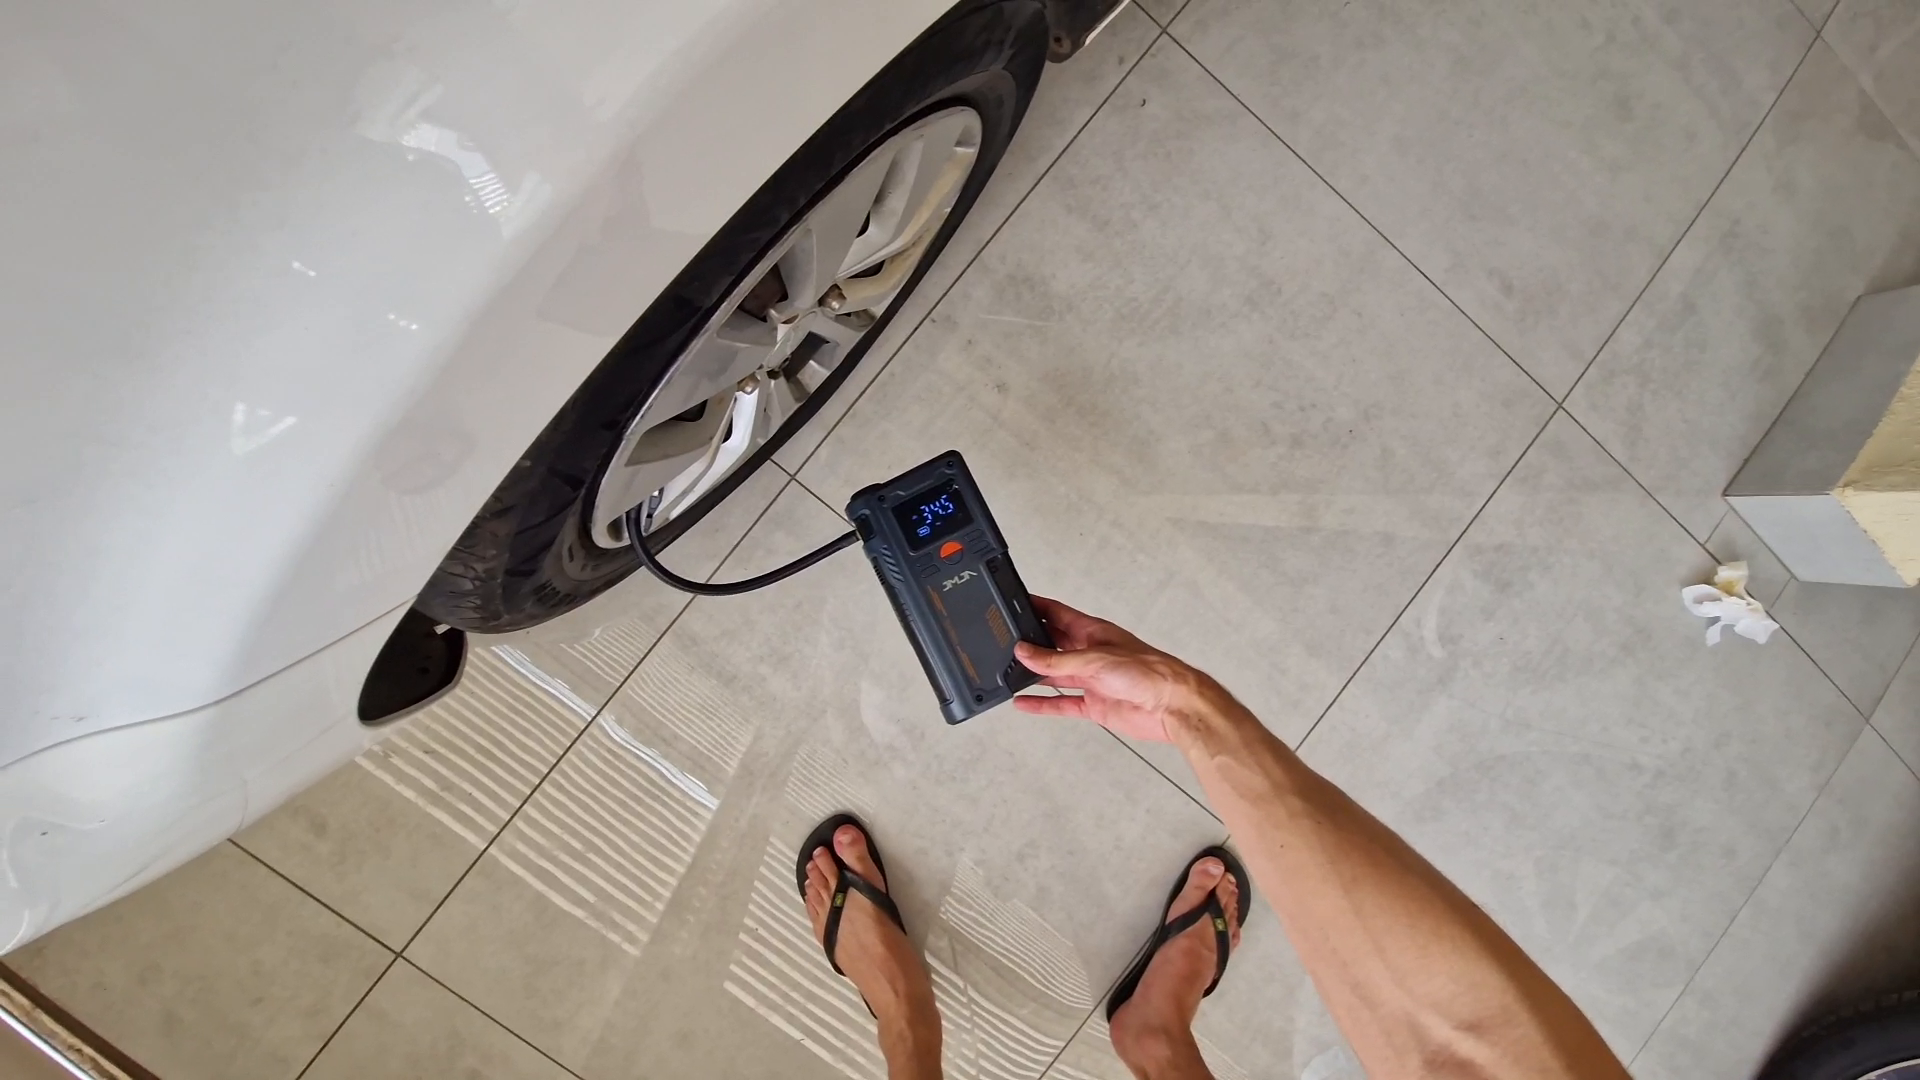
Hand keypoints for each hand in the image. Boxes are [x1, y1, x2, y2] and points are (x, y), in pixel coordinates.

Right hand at [1013, 597, 1223, 742]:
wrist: (1172, 707)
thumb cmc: (1149, 672)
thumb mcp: (1095, 659)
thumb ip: (1056, 660)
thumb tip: (1025, 652)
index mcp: (1092, 632)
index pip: (1056, 613)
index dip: (1035, 606)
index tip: (1013, 602)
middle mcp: (1090, 653)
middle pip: (1051, 644)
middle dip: (1029, 642)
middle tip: (1004, 640)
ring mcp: (1091, 679)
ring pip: (1054, 674)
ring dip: (1033, 674)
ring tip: (1007, 672)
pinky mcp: (1094, 703)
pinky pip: (1062, 702)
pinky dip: (1042, 704)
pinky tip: (1025, 703)